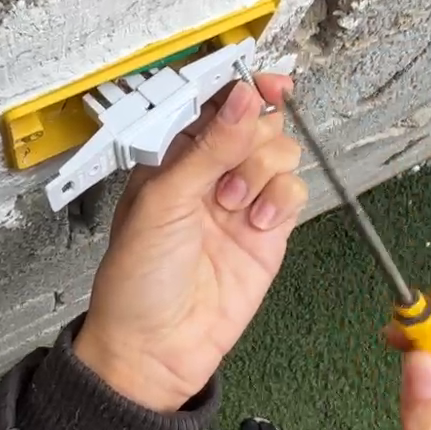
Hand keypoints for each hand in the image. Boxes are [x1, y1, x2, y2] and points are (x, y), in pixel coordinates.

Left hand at [76, 75, 307, 411]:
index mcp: (169, 155)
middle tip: (230, 169)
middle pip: (254, 121)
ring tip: (234, 206)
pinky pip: (293, 191)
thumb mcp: (163, 202)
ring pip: (278, 152)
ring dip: (261, 172)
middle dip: (251, 137)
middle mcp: (206, 171)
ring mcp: (239, 199)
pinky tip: (259, 223)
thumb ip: (207, 147)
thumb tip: (241, 96)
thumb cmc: (137, 278)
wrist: (157, 348)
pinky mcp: (267, 230)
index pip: (211, 103)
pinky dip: (282, 200)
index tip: (265, 81)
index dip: (239, 86)